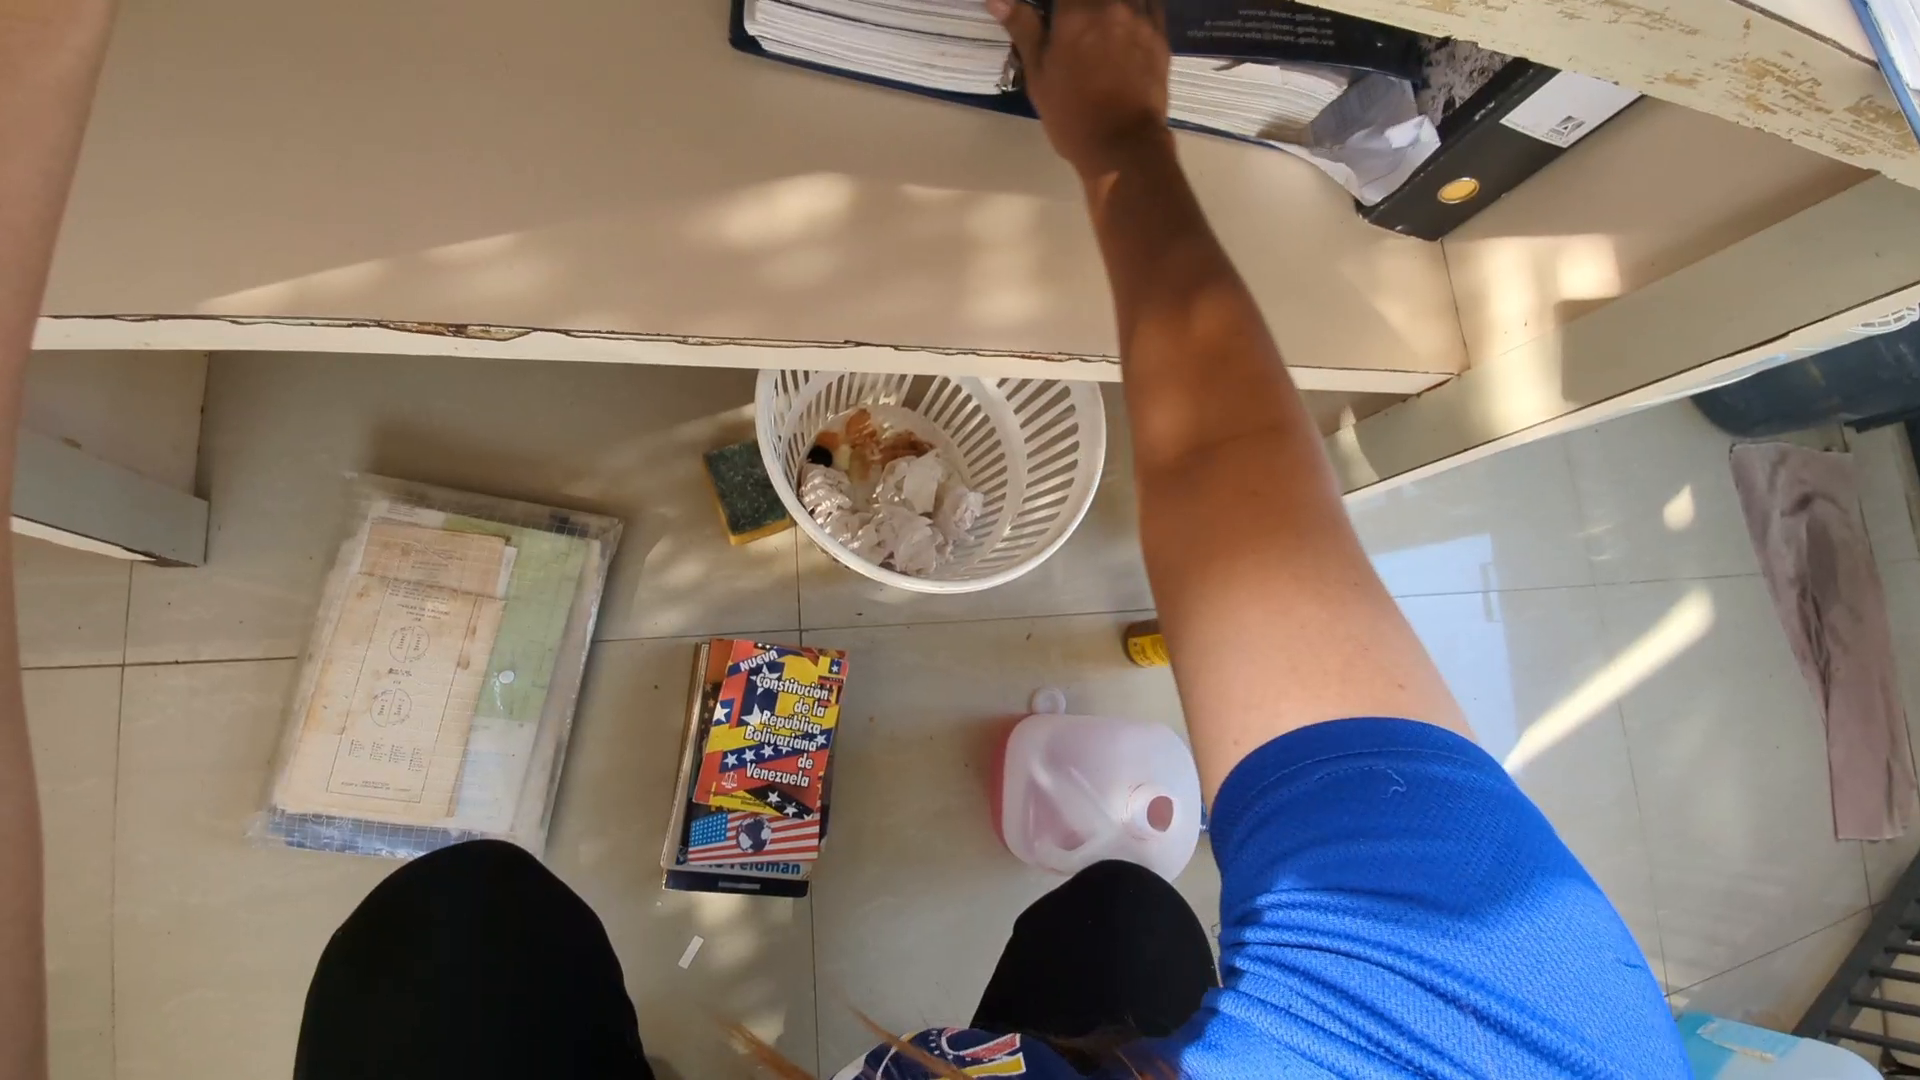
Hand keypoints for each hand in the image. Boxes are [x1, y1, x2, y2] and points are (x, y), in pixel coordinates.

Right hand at [986, 0, 1171, 178]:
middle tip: (1073, 24)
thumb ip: (1023, 30)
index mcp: (1075, 10)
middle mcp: (1110, 2)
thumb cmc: (1073, 117)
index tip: (1052, 16)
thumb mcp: (1039, 78)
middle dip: (1080, 7)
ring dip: (1109, 7)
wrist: (1123, 147)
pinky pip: (1149, 2)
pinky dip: (1136, 6)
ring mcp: (1140, 14)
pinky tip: (1124, 22)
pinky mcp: (1160, 32)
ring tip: (1099, 25)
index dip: (1058, 5)